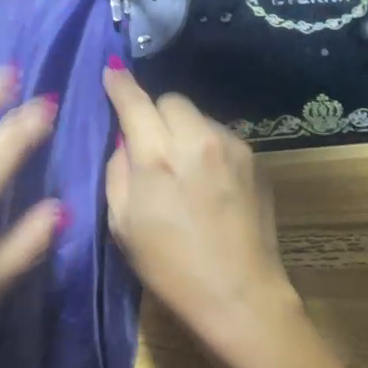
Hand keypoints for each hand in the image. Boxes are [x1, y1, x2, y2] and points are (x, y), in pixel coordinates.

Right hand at [103, 60, 297, 348]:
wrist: (238, 294)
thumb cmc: (169, 269)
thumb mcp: (123, 226)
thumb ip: (118, 174)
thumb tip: (126, 144)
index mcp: (158, 158)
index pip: (135, 102)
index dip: (120, 85)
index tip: (111, 73)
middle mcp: (198, 140)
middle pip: (171, 100)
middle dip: (155, 114)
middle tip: (147, 144)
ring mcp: (233, 148)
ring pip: (199, 117)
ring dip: (183, 131)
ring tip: (180, 169)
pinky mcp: (256, 161)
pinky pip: (221, 138)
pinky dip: (206, 148)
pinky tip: (206, 183)